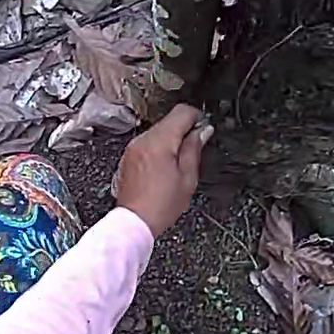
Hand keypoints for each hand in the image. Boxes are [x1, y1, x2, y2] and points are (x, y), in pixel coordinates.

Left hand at [114, 104, 212, 235]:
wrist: (134, 222)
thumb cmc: (160, 205)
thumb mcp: (187, 178)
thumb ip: (194, 148)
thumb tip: (203, 130)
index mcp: (160, 142)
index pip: (182, 111)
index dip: (198, 117)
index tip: (204, 129)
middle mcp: (143, 139)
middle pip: (169, 120)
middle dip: (185, 130)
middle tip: (195, 149)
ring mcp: (133, 147)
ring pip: (158, 131)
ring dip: (172, 139)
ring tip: (179, 163)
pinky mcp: (129, 156)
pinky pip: (148, 142)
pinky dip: (159, 148)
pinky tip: (165, 167)